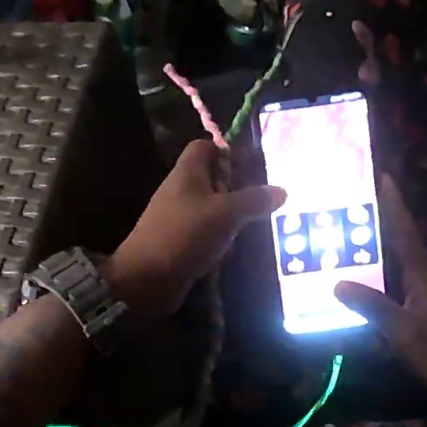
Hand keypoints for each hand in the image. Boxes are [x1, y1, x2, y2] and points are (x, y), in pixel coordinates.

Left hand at [104, 139, 285, 321]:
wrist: (145, 279)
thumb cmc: (184, 234)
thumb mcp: (226, 213)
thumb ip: (254, 200)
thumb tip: (281, 190)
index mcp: (187, 173)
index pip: (204, 147)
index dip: (227, 151)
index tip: (253, 167)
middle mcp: (182, 191)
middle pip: (214, 180)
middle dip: (238, 193)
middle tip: (260, 204)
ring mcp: (180, 218)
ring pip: (214, 212)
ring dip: (231, 223)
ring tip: (248, 233)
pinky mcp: (180, 243)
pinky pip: (207, 237)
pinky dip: (218, 245)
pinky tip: (226, 257)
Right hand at [335, 175, 426, 396]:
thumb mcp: (403, 331)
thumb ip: (372, 306)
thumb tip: (337, 283)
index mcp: (421, 276)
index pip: (405, 233)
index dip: (394, 206)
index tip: (383, 177)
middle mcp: (420, 278)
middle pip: (398, 240)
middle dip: (379, 218)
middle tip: (352, 200)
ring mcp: (418, 294)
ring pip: (392, 260)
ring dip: (374, 244)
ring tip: (345, 230)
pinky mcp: (413, 309)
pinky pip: (388, 282)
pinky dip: (372, 272)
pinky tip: (353, 275)